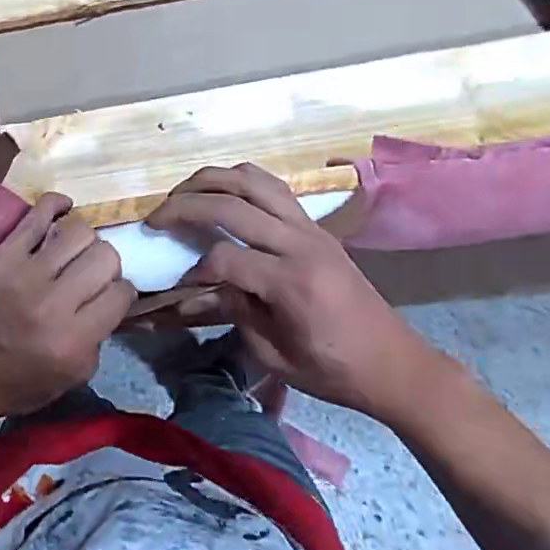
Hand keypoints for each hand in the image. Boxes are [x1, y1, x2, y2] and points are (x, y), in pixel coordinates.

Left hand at [0, 194, 135, 423]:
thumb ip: (102, 332)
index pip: (121, 293)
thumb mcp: (76, 373)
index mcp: (72, 339)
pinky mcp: (0, 257)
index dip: (122, 292)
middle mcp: (50, 304)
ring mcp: (22, 275)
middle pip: (104, 256)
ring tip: (75, 253)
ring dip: (85, 241)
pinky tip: (64, 210)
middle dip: (107, 265)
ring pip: (78, 232)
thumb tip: (118, 292)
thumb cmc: (24, 380)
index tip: (111, 295)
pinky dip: (56, 206)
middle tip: (92, 275)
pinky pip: (37, 215)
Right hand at [145, 164, 456, 422]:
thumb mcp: (274, 354)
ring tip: (182, 193)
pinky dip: (240, 181)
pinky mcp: (315, 226)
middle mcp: (301, 244)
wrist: (394, 363)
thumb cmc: (333, 369)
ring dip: (211, 179)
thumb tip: (194, 288)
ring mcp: (310, 228)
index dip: (193, 269)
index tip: (180, 286)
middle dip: (185, 205)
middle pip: (231, 204)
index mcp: (291, 282)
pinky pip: (272, 187)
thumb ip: (233, 312)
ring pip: (253, 180)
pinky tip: (221, 193)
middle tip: (156, 217)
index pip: (224, 257)